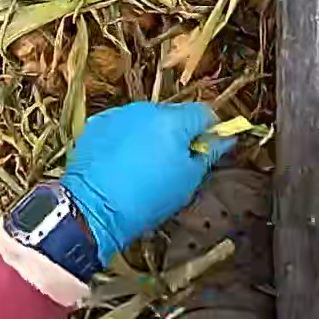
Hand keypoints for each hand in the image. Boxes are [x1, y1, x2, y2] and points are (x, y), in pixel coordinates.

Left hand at [60, 101, 230, 261]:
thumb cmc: (147, 199)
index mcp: (173, 120)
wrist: (90, 209)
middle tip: (173, 165)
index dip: (209, 131)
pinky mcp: (98, 123)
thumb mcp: (187, 181)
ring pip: (148, 119)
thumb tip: (227, 138)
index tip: (204, 152)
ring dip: (152, 135)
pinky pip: (123, 125)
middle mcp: (147, 109)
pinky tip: (121, 163)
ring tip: (143, 166)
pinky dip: (127, 138)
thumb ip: (209, 154)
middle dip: (179, 134)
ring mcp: (120, 113)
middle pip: (175, 115)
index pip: (204, 113)